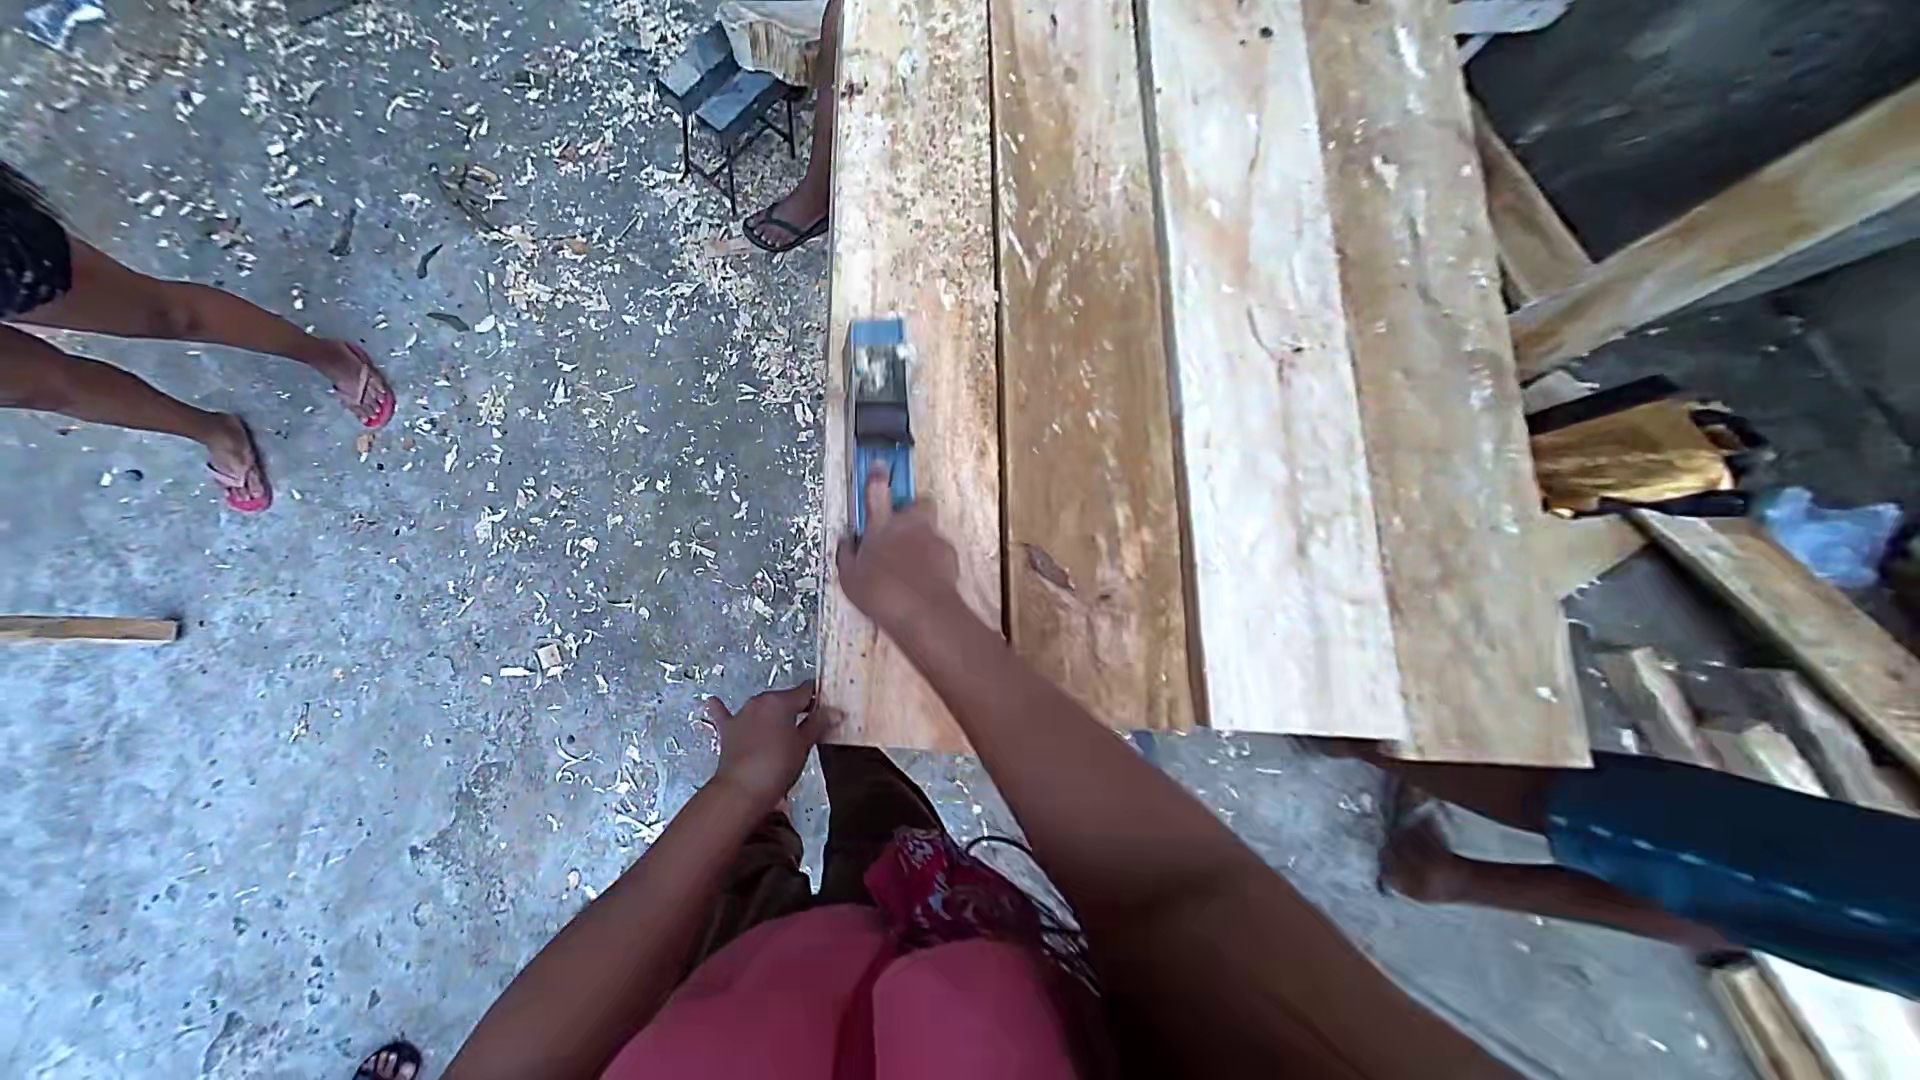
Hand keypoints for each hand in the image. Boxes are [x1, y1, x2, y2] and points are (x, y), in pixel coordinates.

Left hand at [706, 681, 826, 806]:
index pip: (806, 690)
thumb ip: (818, 724)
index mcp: (781, 700)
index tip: (827, 711)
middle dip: (798, 709)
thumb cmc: (777, 766)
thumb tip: (834, 712)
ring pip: (763, 708)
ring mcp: (741, 714)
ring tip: (783, 732)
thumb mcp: (804, 745)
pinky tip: (713, 701)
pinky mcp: (727, 730)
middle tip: (809, 729)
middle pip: (785, 699)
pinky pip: (725, 715)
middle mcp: (760, 701)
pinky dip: (722, 709)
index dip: (818, 699)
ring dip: (773, 715)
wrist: (741, 791)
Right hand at [835, 464, 962, 632]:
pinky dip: (935, 559)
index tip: (879, 465)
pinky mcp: (950, 555)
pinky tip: (925, 577)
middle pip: (919, 501)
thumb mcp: (850, 578)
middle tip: (902, 527)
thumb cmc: (881, 594)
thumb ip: (848, 555)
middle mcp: (910, 525)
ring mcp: (933, 538)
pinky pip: (941, 550)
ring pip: (932, 528)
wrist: (922, 611)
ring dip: (923, 538)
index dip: (877, 475)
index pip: (877, 490)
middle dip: (914, 509)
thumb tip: (846, 544)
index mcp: (882, 526)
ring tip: (912, 562)